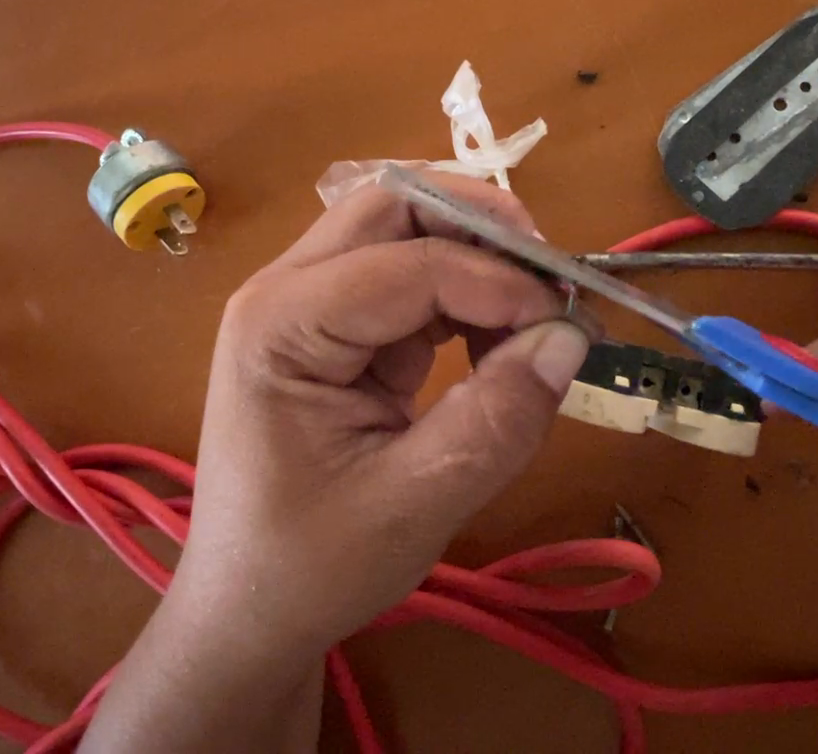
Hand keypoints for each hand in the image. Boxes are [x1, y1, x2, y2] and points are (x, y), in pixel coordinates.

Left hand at [80, 174, 588, 752]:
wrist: (246, 610)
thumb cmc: (309, 567)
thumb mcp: (414, 504)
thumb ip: (496, 419)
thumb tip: (571, 338)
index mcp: (281, 324)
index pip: (407, 263)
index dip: (497, 281)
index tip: (566, 322)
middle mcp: (284, 290)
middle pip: (393, 208)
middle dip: (481, 226)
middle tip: (551, 273)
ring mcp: (305, 302)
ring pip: (403, 229)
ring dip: (475, 255)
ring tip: (531, 314)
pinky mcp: (334, 326)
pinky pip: (406, 276)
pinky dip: (462, 291)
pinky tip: (496, 336)